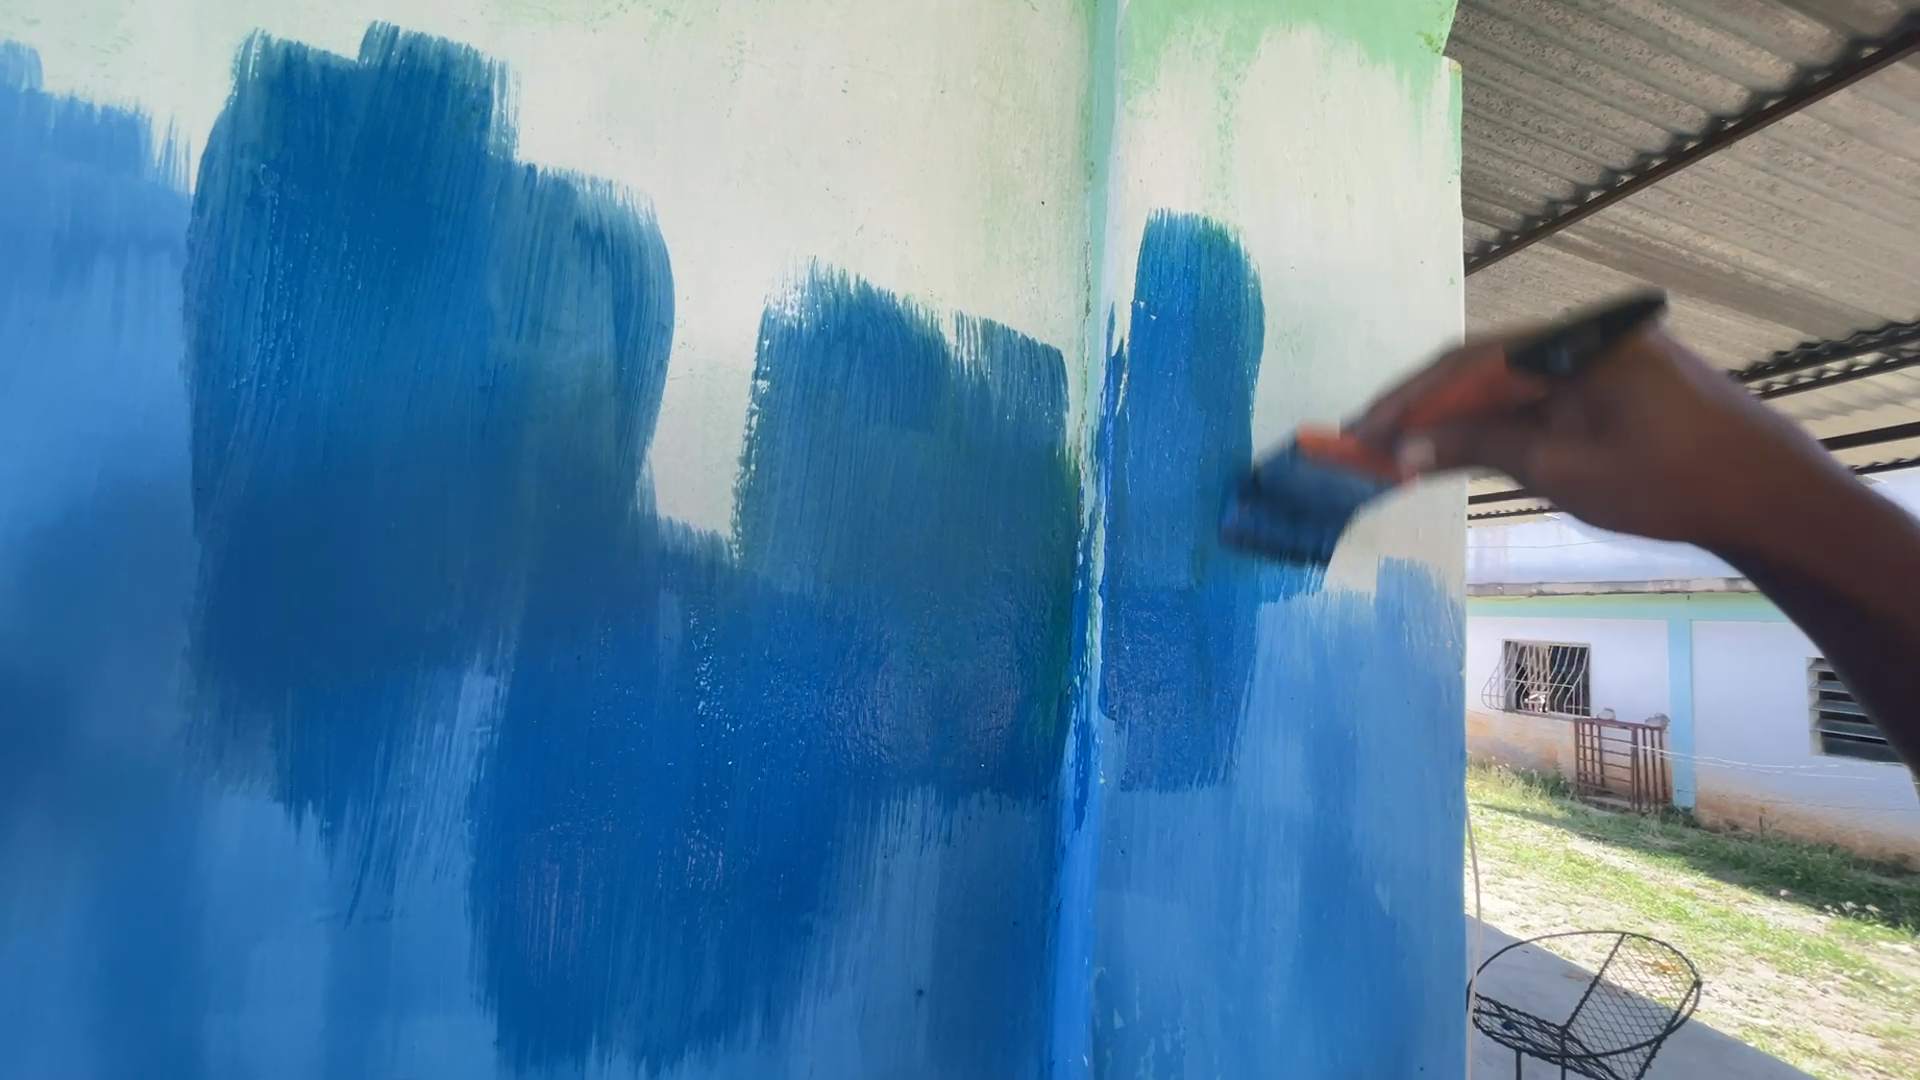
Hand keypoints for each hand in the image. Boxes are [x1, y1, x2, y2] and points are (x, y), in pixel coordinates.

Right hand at [1346, 324, 1856, 551]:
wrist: (1770, 503)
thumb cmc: (1668, 485)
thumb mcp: (1559, 468)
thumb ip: (1476, 447)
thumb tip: (1402, 450)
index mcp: (1578, 345)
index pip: (1469, 361)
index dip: (1408, 398)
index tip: (1364, 429)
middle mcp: (1581, 341)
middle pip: (1476, 367)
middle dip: (1418, 407)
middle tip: (1366, 439)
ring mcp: (1589, 363)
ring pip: (1494, 384)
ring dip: (1444, 418)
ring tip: (1392, 448)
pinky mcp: (1593, 388)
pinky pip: (1522, 399)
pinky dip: (1480, 425)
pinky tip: (1443, 448)